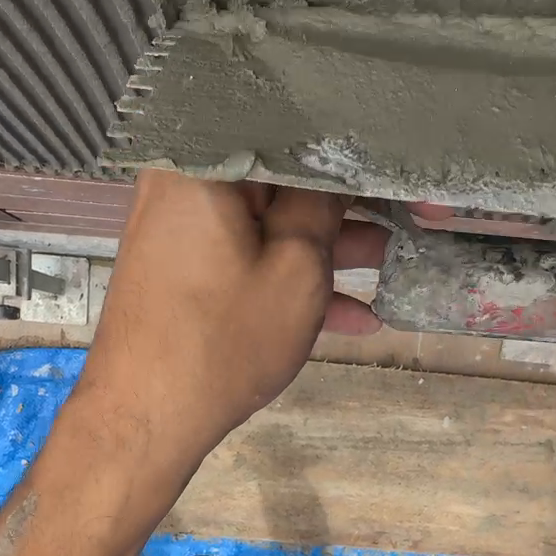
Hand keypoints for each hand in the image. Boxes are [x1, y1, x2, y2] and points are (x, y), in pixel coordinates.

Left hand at [77, 170, 386, 454]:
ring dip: (328, 250)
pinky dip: (288, 281)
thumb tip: (339, 174)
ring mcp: (181, 230)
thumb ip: (324, 207)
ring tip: (392, 266)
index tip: (404, 175)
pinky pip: (244, 260)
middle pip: (283, 179)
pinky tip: (352, 314)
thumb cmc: (223, 342)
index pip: (296, 134)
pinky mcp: (182, 271)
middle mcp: (185, 182)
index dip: (358, 156)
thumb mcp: (295, 270)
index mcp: (204, 160)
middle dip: (350, 207)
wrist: (143, 421)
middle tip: (413, 219)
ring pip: (268, 224)